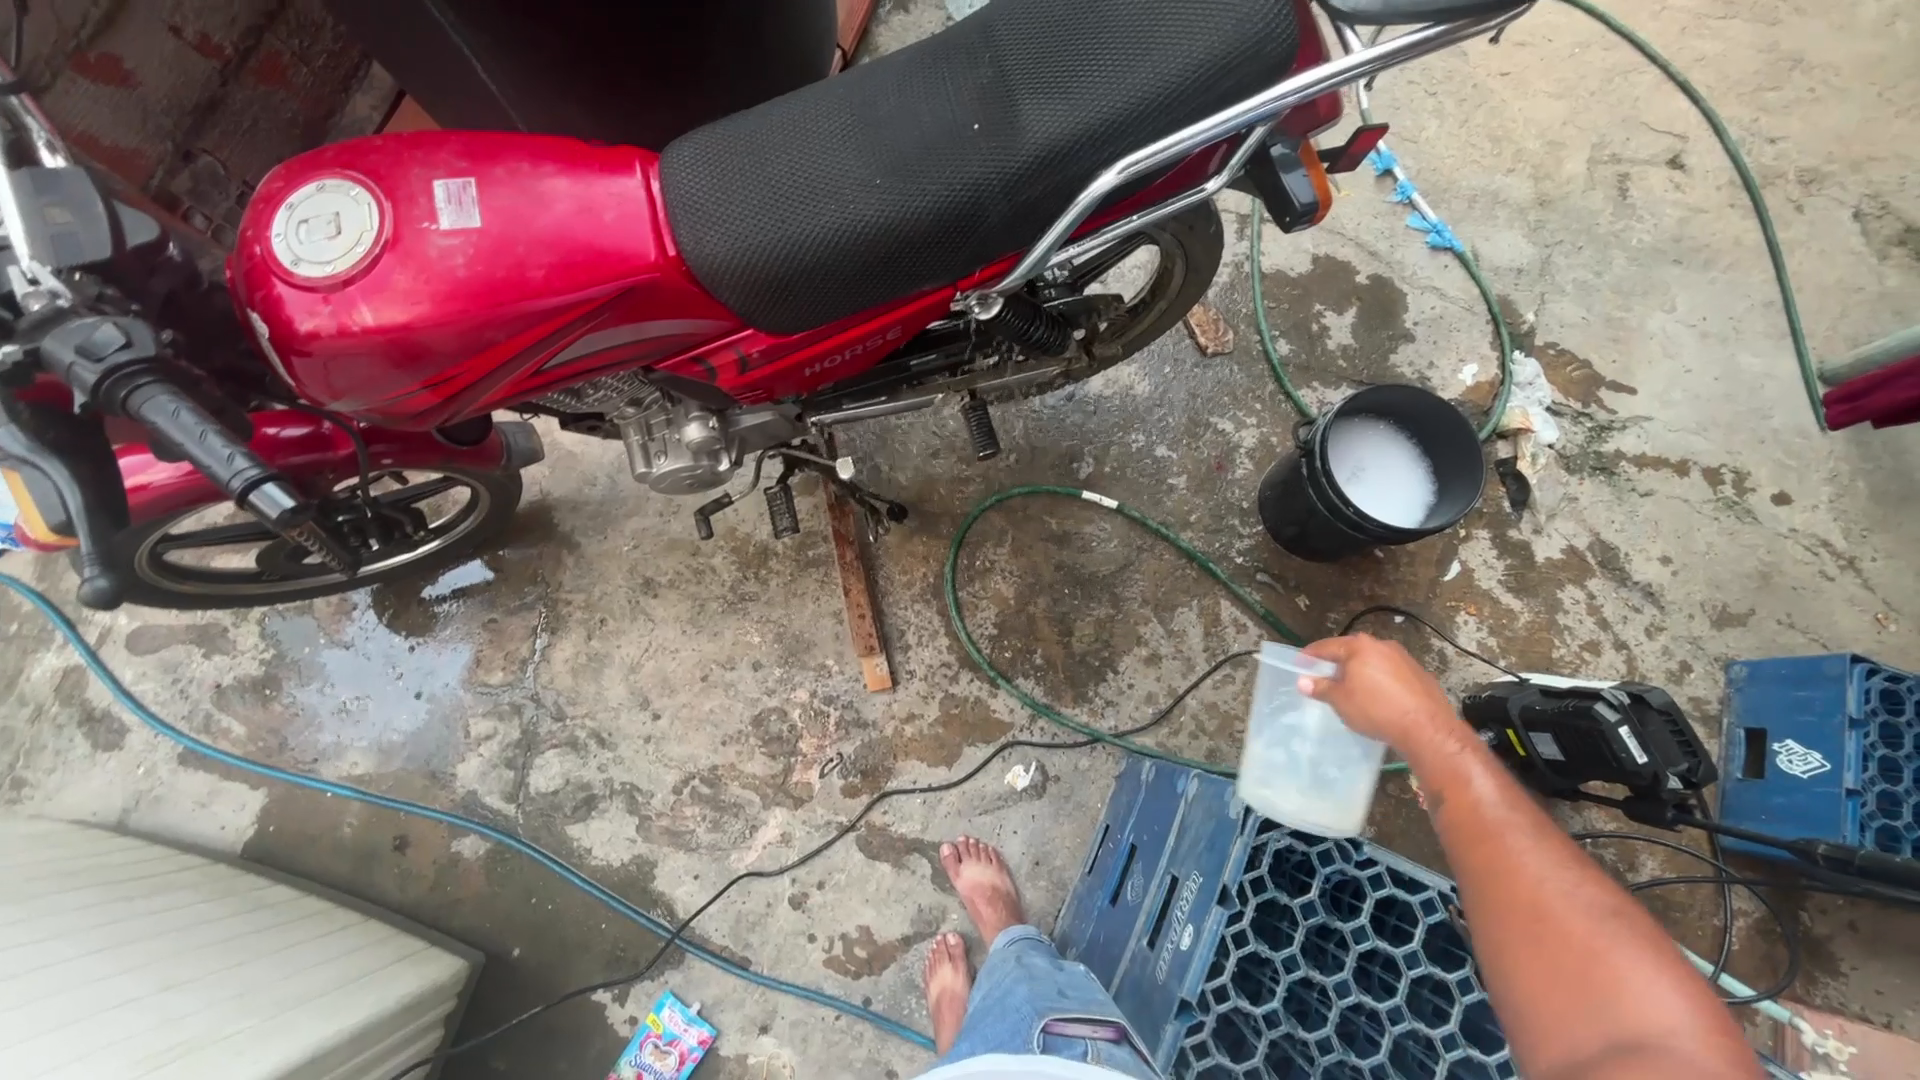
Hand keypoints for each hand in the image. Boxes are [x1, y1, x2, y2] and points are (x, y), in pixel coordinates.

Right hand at [1297, 634, 1472, 756]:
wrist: (1427, 728)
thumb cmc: (1376, 710)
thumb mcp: (1341, 700)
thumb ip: (1320, 688)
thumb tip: (1303, 681)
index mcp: (1359, 646)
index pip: (1326, 646)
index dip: (1310, 656)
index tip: (1300, 664)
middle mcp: (1382, 645)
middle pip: (1352, 651)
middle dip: (1337, 663)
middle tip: (1325, 677)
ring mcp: (1404, 658)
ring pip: (1373, 661)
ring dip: (1361, 671)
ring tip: (1353, 689)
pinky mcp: (1420, 674)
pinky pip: (1391, 672)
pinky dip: (1380, 680)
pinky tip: (1379, 698)